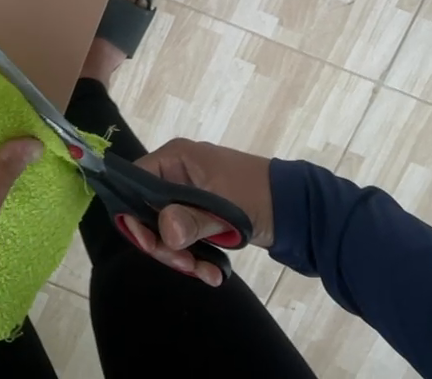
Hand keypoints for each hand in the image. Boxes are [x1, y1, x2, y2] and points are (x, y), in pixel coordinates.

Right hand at [124, 139, 274, 285]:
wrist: (296, 208)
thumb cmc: (256, 195)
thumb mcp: (224, 208)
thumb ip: (191, 219)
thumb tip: (164, 232)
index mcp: (176, 158)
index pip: (136, 181)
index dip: (135, 212)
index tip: (150, 243)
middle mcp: (177, 173)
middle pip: (148, 209)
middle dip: (163, 242)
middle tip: (184, 265)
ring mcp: (188, 194)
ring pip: (166, 228)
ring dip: (181, 255)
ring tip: (204, 273)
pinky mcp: (200, 214)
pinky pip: (184, 236)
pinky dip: (195, 256)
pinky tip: (213, 273)